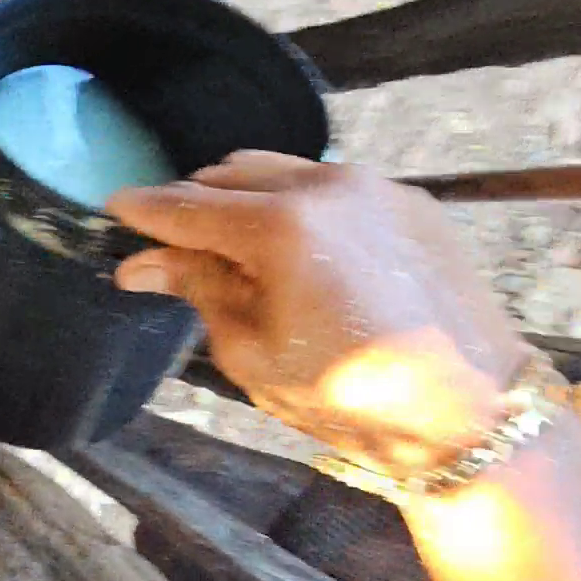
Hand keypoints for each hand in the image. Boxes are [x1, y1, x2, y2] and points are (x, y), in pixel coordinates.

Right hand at [110, 151, 527, 474]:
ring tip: (228, 248)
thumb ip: (196, 288)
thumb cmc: (342, 394)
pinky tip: (290, 250)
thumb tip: (136, 265)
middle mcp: (326, 186)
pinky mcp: (407, 199)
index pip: (187, 207)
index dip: (142, 208)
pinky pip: (323, 183)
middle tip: (169, 249)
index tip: (110, 206)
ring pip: (276, 170)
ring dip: (236, 198)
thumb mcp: (248, 350)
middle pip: (226, 176)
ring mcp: (373, 186)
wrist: (470, 410)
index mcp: (280, 227)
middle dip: (188, 205)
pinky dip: (286, 203)